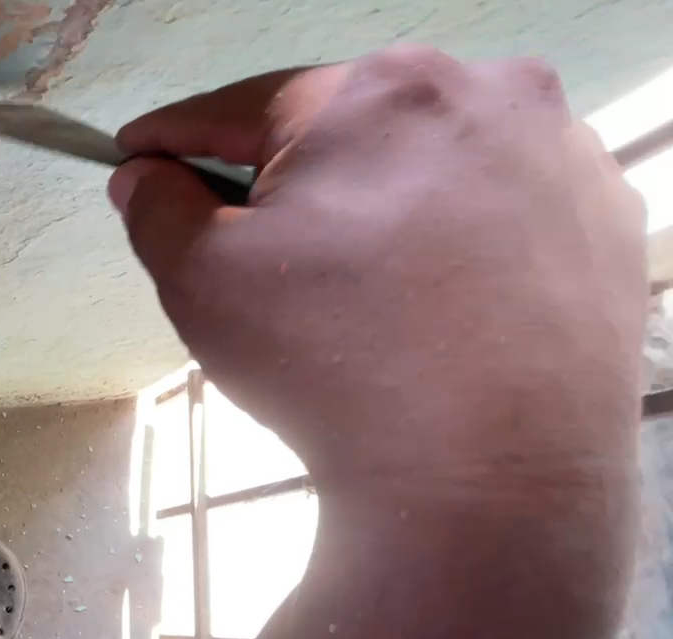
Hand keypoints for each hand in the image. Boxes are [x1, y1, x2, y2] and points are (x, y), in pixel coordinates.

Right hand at [111, 46, 646, 507]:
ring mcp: (558, 147)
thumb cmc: (319, 349)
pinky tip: (401, 298)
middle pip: (331, 130)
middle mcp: (482, 90)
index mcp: (369, 95)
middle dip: (268, 179)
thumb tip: (141, 175)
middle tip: (231, 248)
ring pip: (409, 164)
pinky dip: (425, 235)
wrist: (479, 457)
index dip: (170, 134)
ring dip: (350, 204)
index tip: (132, 153)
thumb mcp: (197, 277)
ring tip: (324, 287)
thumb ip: (156, 210)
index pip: (237, 105)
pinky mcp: (598, 213)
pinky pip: (479, 203)